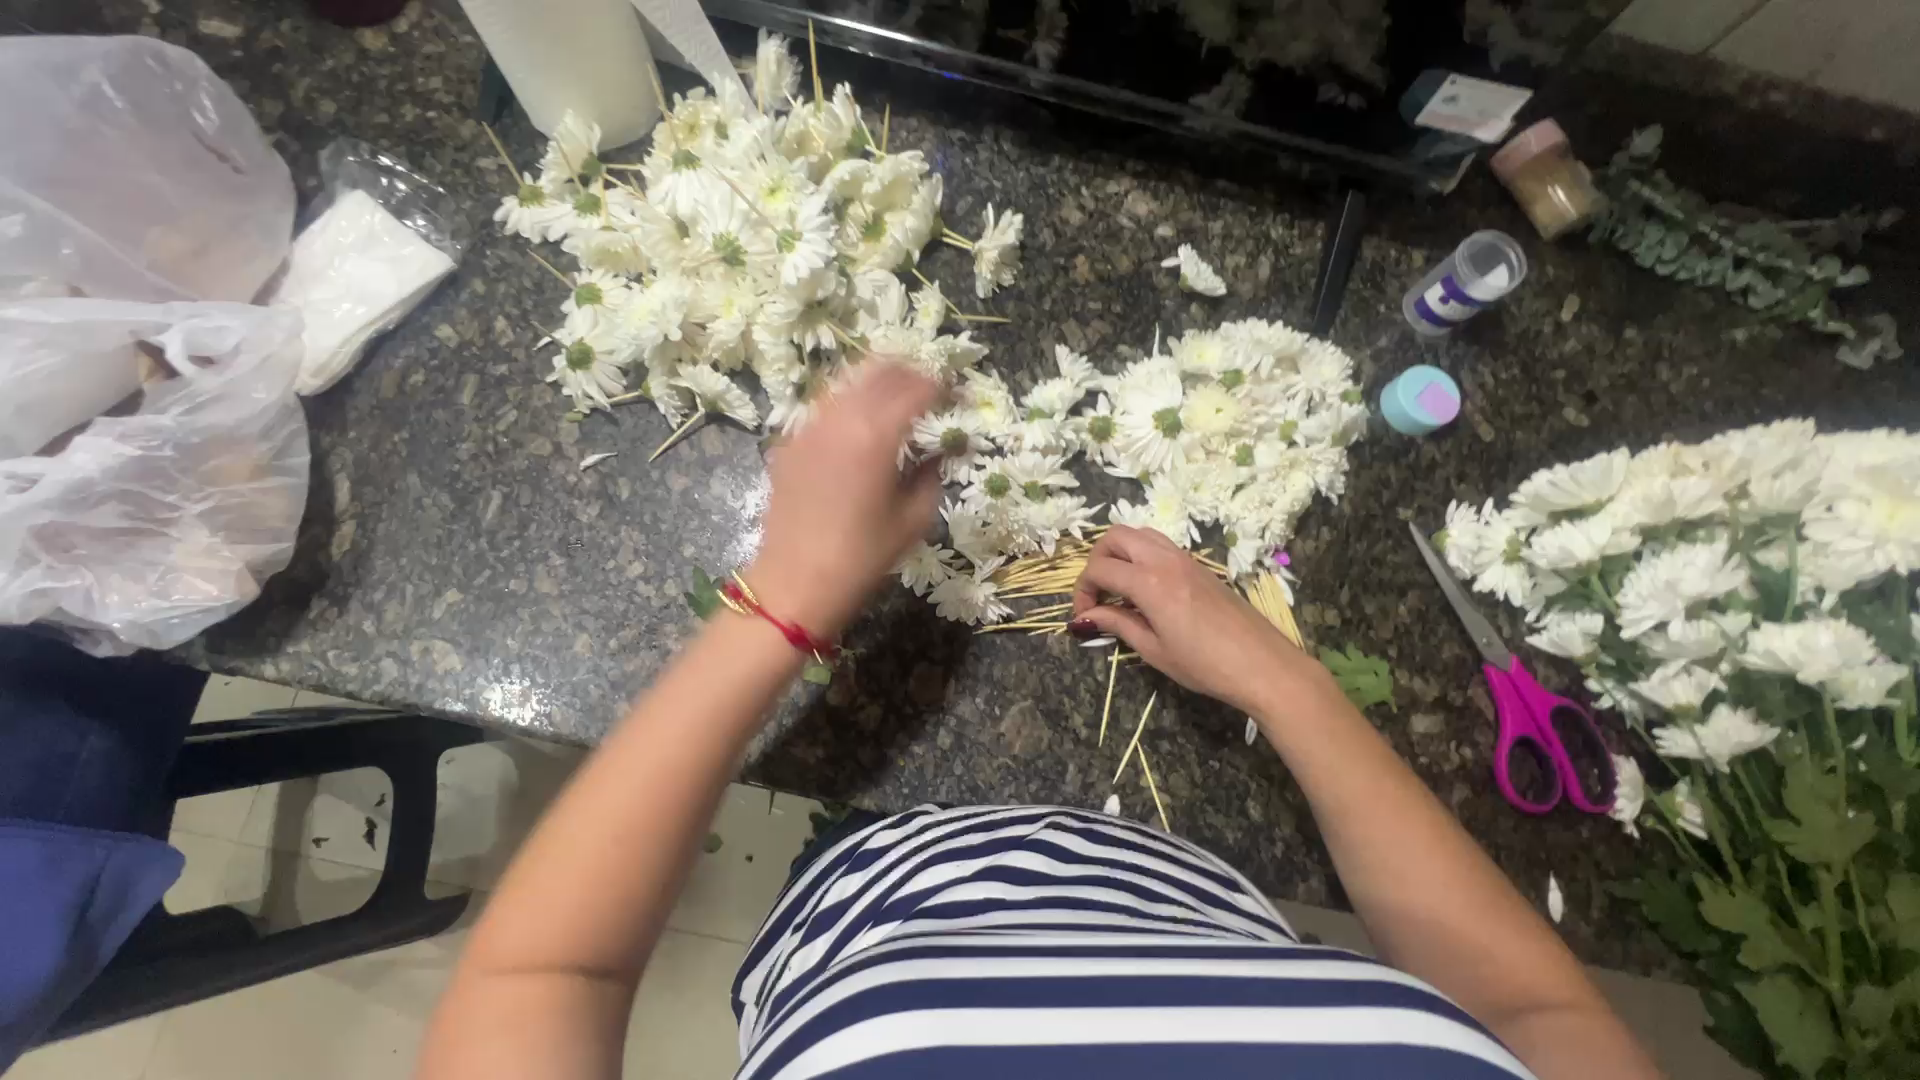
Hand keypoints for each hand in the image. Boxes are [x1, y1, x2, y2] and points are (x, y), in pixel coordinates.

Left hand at [746, 362, 942, 639]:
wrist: (795, 582)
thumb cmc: (862, 558)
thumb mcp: (913, 520)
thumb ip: (931, 475)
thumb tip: (941, 451)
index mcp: (876, 435)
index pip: (916, 388)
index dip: (942, 386)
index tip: (956, 393)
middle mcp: (839, 418)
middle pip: (879, 371)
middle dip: (909, 372)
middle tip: (929, 388)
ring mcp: (808, 426)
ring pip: (847, 382)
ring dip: (876, 383)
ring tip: (896, 400)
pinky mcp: (789, 442)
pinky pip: (824, 407)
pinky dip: (848, 404)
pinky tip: (859, 426)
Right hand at [1068, 526, 1322, 715]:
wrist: (1264, 666)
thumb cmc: (1206, 665)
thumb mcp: (1154, 650)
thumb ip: (1118, 625)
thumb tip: (1086, 616)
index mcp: (1150, 582)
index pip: (1100, 569)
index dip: (1082, 591)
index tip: (1084, 616)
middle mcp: (1164, 560)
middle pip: (1115, 537)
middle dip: (1096, 561)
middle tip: (1097, 594)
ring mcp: (1184, 559)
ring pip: (1139, 534)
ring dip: (1119, 553)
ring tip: (1118, 588)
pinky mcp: (1199, 566)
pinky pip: (1159, 545)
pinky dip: (1141, 556)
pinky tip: (1144, 589)